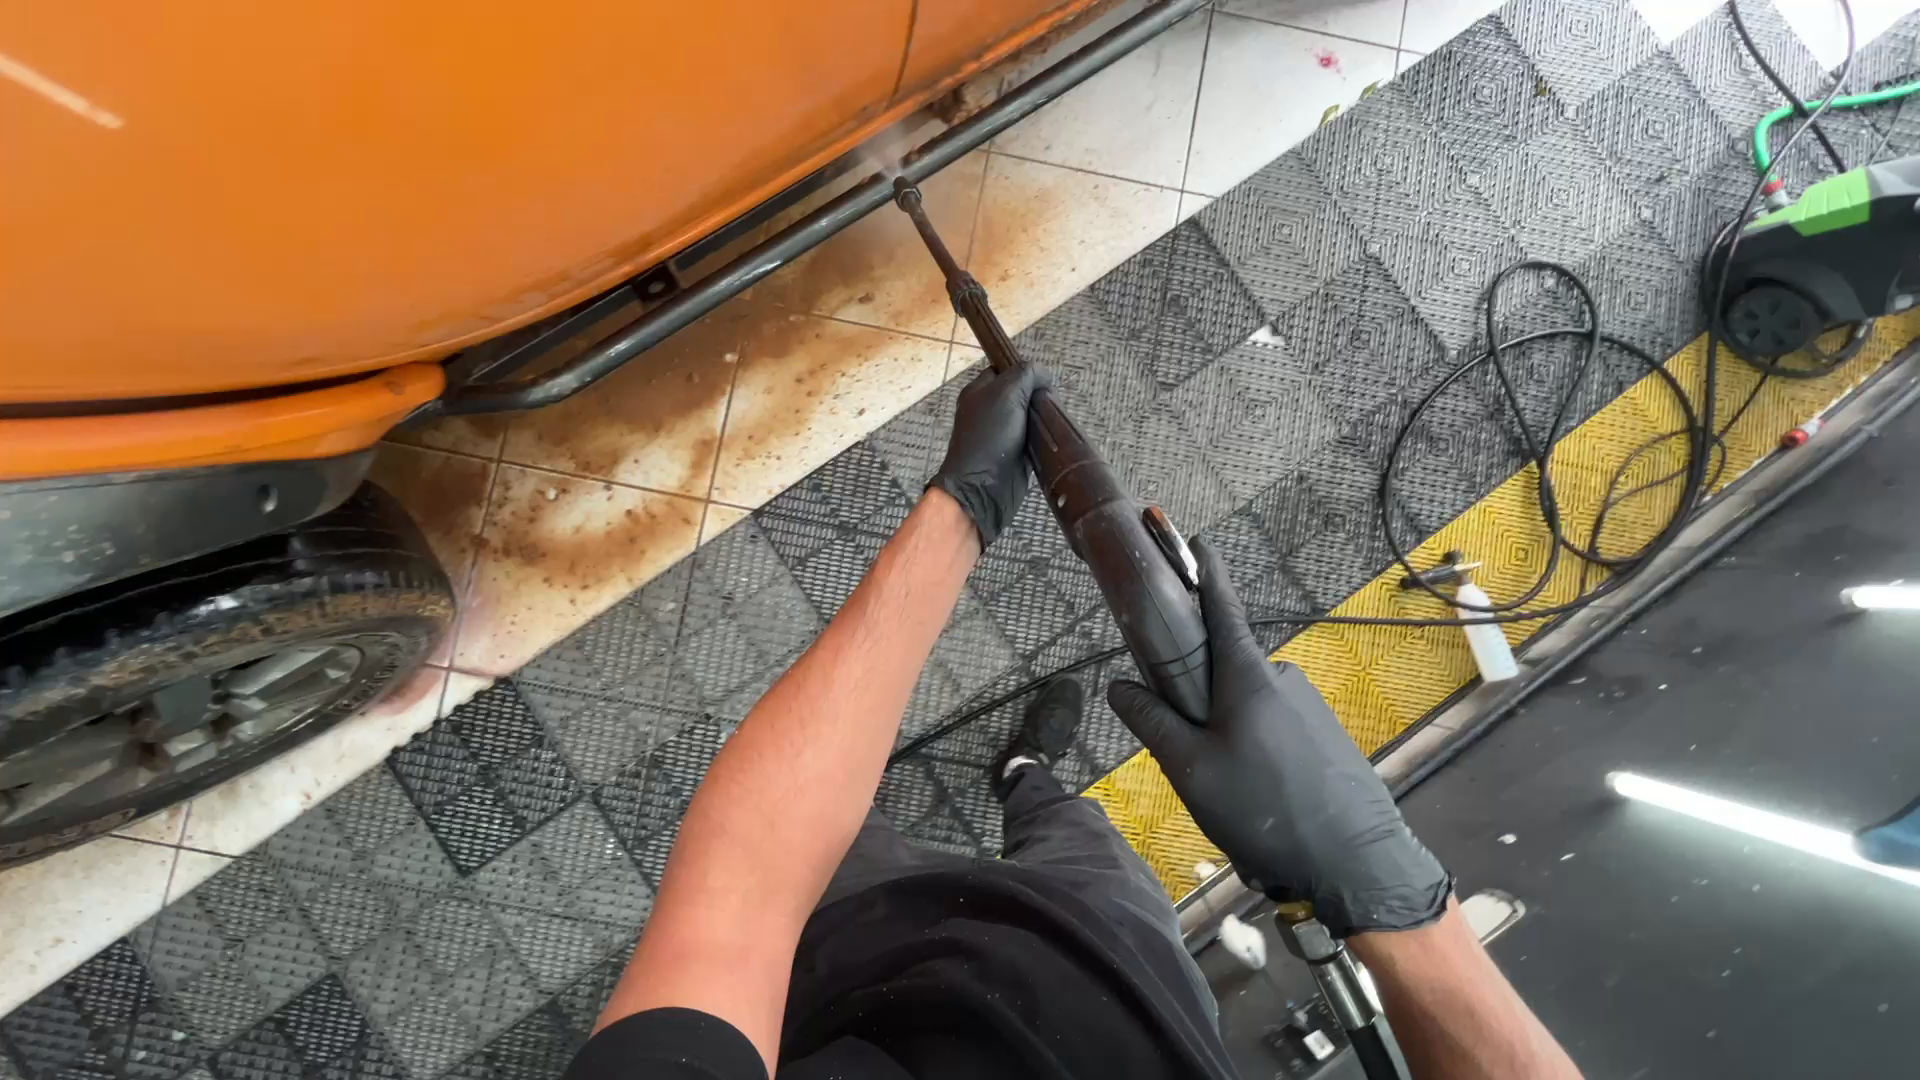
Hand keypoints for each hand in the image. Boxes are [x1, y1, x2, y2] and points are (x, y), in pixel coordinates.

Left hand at [930, 365, 1052, 547]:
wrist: (984, 487)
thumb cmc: (990, 436)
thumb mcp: (1007, 393)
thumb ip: (1027, 375)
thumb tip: (1044, 375)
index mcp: (978, 392)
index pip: (1003, 370)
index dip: (1023, 371)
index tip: (1041, 380)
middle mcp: (988, 411)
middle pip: (1020, 393)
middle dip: (1037, 396)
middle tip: (1049, 402)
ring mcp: (1001, 433)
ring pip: (1029, 416)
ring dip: (1043, 418)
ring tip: (1053, 420)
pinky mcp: (1014, 454)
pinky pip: (1034, 439)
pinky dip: (1044, 438)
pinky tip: (1054, 437)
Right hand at [1106, 538, 1450, 936]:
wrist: (1358, 865)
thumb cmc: (1264, 806)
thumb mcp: (1191, 769)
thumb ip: (1151, 722)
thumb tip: (1118, 687)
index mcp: (1248, 675)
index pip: (1221, 607)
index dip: (1205, 572)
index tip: (1195, 540)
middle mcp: (1282, 677)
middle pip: (1224, 667)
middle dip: (1198, 697)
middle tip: (1189, 754)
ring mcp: (1309, 706)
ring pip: (1246, 704)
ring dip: (1227, 731)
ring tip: (1229, 789)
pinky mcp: (1326, 734)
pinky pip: (1273, 726)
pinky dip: (1255, 747)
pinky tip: (1259, 793)